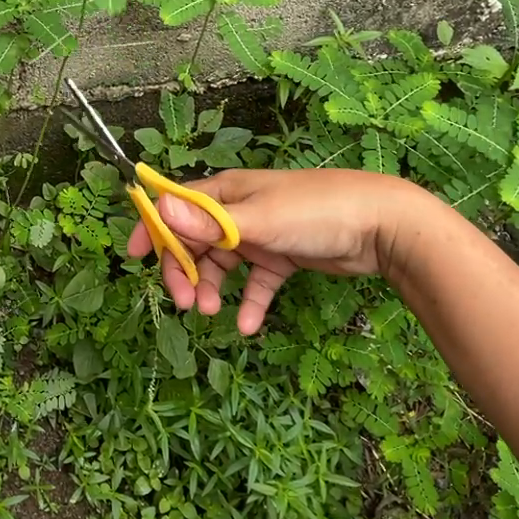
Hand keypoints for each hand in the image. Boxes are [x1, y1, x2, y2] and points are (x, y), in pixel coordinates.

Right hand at [127, 169, 428, 333]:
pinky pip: (256, 282)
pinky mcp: (283, 257)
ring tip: (212, 314)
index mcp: (226, 192)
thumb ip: (209, 222)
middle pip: (195, 240)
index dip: (153, 228)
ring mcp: (261, 234)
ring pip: (222, 265)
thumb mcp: (259, 219)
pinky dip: (248, 302)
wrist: (384, 225)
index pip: (176, 206)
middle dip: (183, 270)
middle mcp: (238, 210)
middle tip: (184, 303)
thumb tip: (158, 208)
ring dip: (211, 289)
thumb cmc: (316, 211)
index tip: (134, 256)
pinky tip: (248, 326)